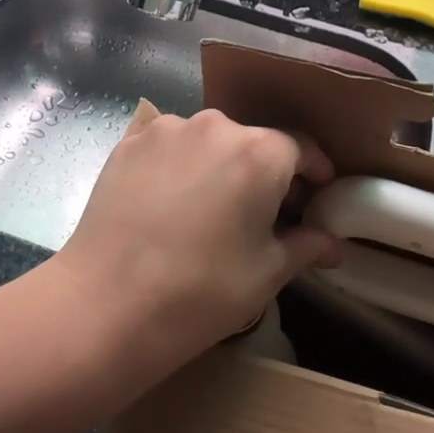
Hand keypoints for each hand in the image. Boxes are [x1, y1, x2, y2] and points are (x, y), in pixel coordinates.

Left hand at [53, 108, 336, 364]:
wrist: (103, 306)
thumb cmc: (200, 292)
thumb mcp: (267, 274)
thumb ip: (306, 246)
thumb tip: (329, 241)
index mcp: (261, 152)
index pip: (302, 148)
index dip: (314, 173)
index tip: (315, 198)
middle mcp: (218, 125)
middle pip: (254, 142)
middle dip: (264, 173)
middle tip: (261, 215)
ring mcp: (169, 129)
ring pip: (210, 142)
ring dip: (219, 167)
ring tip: (208, 211)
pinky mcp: (130, 142)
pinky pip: (170, 147)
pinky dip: (179, 167)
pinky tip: (168, 206)